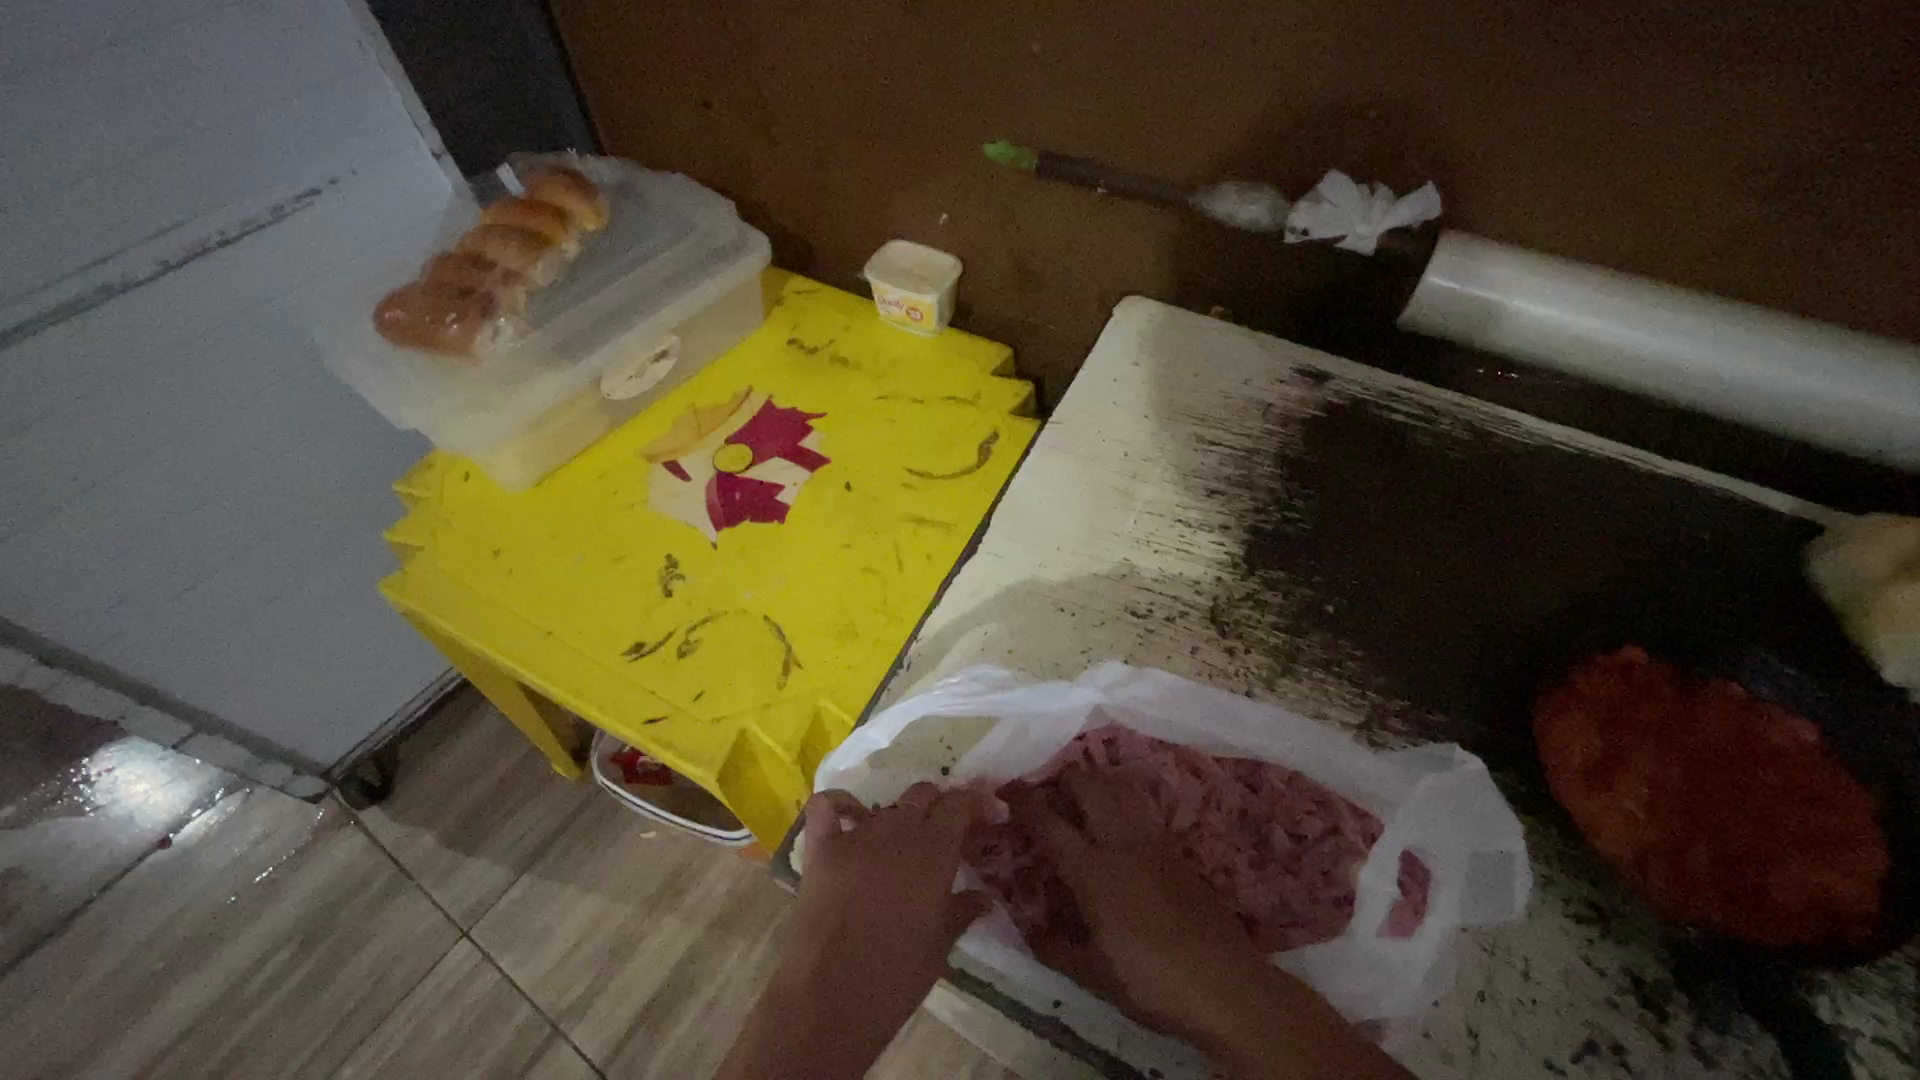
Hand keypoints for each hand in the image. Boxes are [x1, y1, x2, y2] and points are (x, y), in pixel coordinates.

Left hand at [719, 782, 1000, 1079]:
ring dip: (901, 819)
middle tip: (950, 836)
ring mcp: (855, 837)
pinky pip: (827, 806)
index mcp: (934, 850)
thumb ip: (963, 910)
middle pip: (925, 795)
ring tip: (906, 849)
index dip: (978, 804)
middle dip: (942, 808)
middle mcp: (897, 831)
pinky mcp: (821, 849)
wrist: (828, 1001)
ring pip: (886, 806)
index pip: (960, 804)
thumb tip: (984, 898)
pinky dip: (842, 805)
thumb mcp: (940, 945)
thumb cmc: (895, 979)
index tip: (994, 817)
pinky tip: (852, 819)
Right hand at [1017, 768, 1268, 1039]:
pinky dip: (1126, 797)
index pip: (1050, 825)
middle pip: (1090, 787)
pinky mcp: (1178, 850)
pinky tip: (1121, 811)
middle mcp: (1121, 845)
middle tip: (1049, 781)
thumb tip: (1029, 932)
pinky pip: (1145, 808)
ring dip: (1099, 779)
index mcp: (1092, 874)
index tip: (1008, 791)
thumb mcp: (1096, 976)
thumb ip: (1058, 950)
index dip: (1026, 803)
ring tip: (1084, 785)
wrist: (1226, 984)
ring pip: (1122, 789)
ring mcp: (1154, 843)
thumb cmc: (1153, 982)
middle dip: (1066, 775)